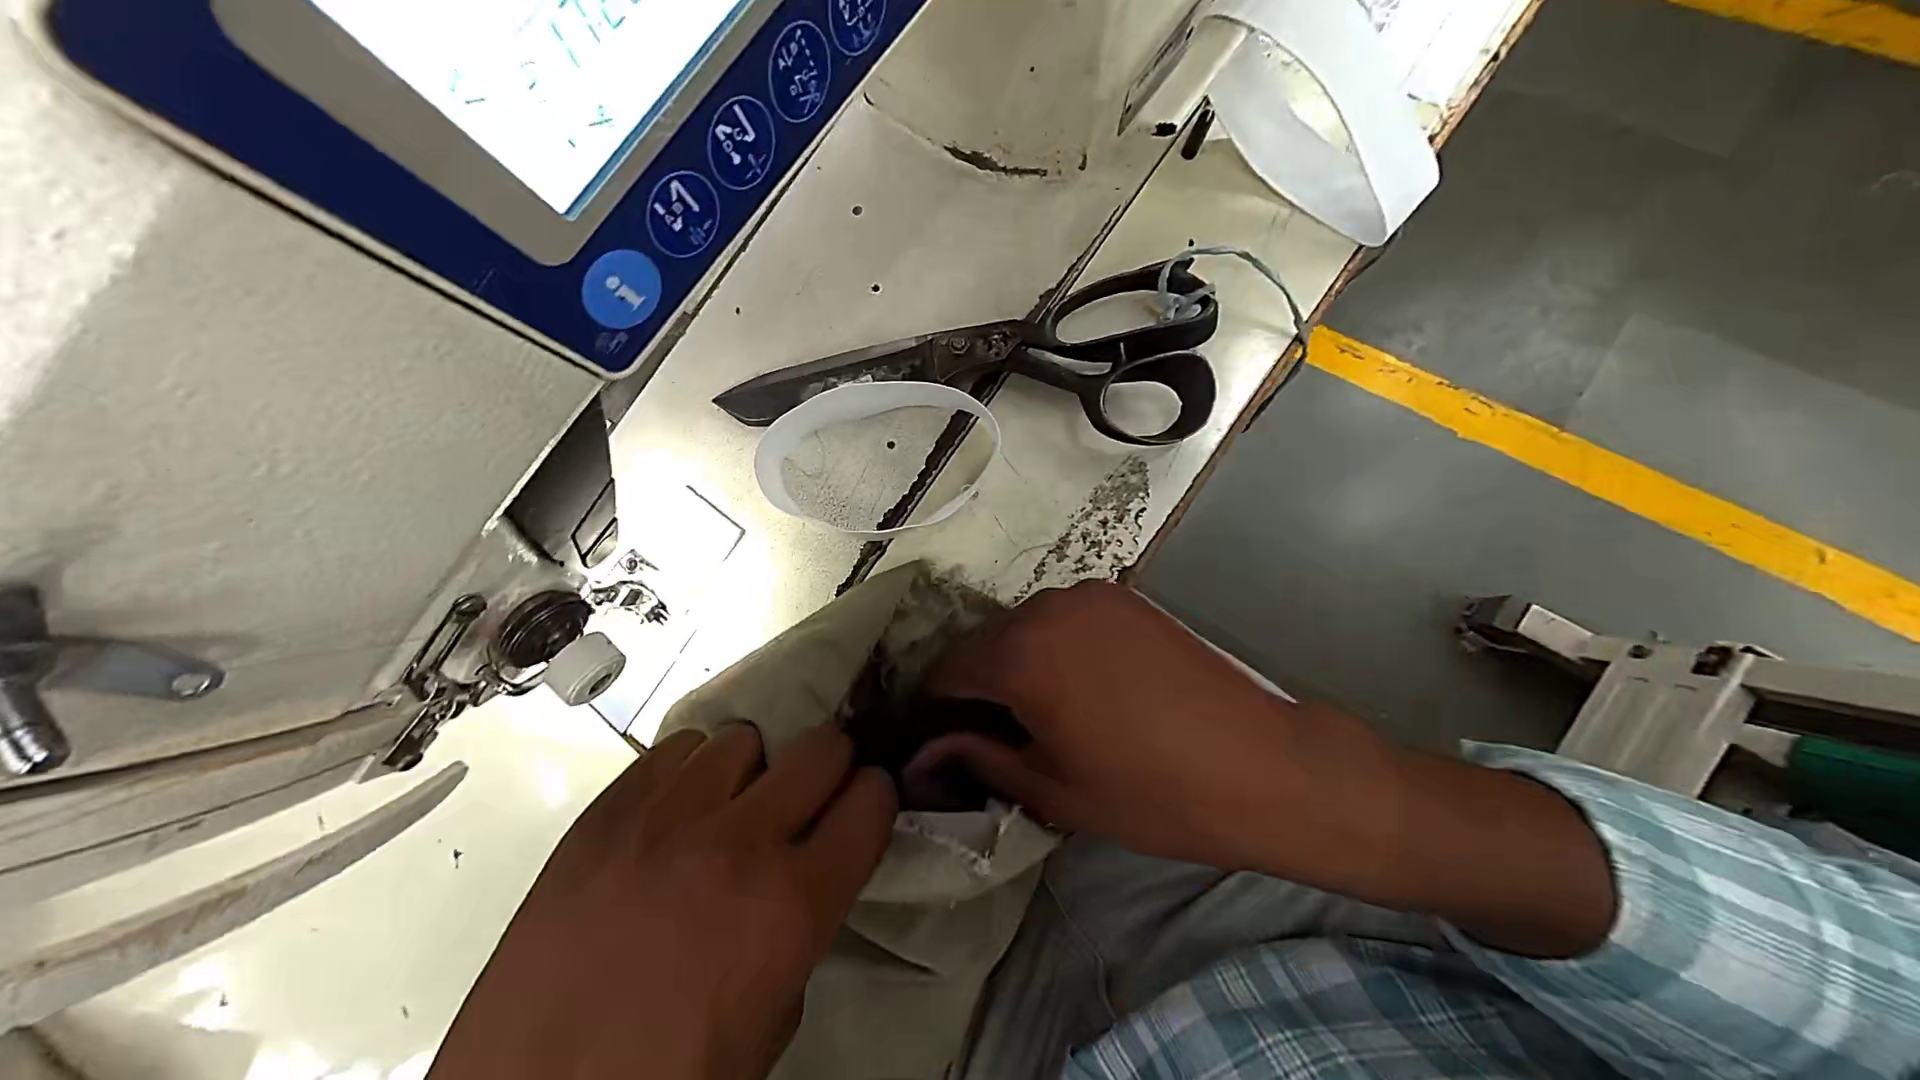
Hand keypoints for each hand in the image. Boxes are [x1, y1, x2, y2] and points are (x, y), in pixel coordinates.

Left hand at [431, 725, 895, 1079]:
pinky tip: (677, 811)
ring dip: (753, 770)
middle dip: (830, 766)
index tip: (862, 806)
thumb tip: (801, 877)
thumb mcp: (773, 1020)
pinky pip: (675, 749)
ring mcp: (669, 817)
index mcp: (793, 903)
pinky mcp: (608, 810)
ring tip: (730, 806)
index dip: (874, 798)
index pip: (871, 801)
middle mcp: (740, 842)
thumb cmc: (667, 1075)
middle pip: (822, 748)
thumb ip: (802, 931)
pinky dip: (690, 770)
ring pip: (745, 739)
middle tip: (810, 796)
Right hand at [908, 581, 1614, 957]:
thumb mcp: (1052, 788)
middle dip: (975, 687)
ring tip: (1041, 713)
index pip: (946, 673)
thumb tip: (920, 755)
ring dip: (1016, 664)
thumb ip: (977, 757)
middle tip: (990, 735)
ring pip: (1024, 627)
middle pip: (984, 644)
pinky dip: (1054, 647)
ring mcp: (1091, 595)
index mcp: (1020, 655)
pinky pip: (1064, 618)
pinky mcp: (1125, 597)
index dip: (934, 711)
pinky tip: (1081, 688)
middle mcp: (1047, 607)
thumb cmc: (1151, 792)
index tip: (940, 741)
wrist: (1263, 765)